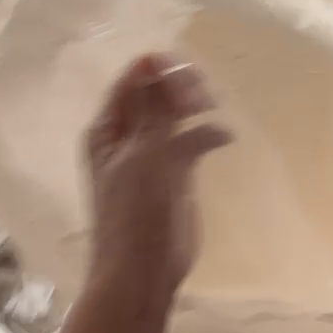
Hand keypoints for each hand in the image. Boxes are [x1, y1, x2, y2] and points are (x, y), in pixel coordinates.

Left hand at [83, 54, 232, 297]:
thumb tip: (157, 62)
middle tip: (204, 91)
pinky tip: (225, 136)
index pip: (131, 83)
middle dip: (178, 87)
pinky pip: (190, 144)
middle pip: (153, 97)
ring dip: (192, 107)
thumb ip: (153, 111)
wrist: (142, 269)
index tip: (186, 68)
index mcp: (107, 129)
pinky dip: (206, 136)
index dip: (156, 69)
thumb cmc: (134, 212)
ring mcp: (152, 157)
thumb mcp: (142, 155)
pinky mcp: (175, 176)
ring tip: (214, 104)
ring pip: (173, 118)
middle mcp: (127, 138)